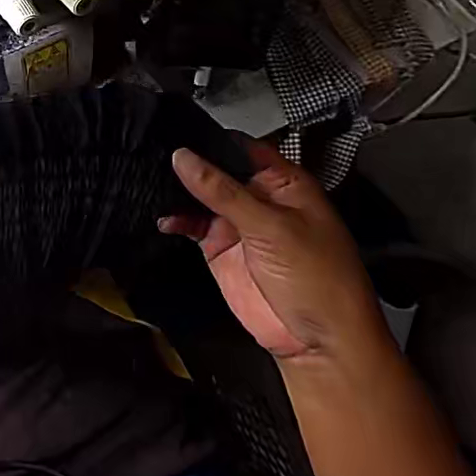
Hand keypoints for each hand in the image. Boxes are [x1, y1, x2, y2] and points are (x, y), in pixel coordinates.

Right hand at [162, 141, 386, 364]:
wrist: (318, 343)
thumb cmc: (321, 281)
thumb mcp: (272, 227)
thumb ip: (224, 191)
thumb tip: (185, 158)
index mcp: (283, 183)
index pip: (242, 147)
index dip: (212, 139)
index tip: (180, 132)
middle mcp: (258, 198)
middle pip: (216, 170)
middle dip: (189, 165)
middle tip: (156, 155)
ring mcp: (238, 224)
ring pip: (199, 196)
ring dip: (178, 192)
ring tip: (155, 185)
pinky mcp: (220, 248)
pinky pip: (192, 225)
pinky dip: (176, 220)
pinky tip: (166, 218)